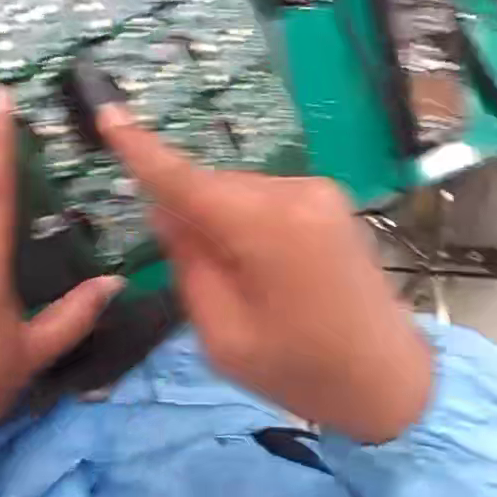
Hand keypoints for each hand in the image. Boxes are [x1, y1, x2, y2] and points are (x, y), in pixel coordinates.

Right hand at [97, 105, 430, 442]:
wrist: (389, 383)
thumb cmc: (299, 370)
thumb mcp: (221, 333)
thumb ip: (188, 263)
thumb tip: (166, 214)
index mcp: (266, 227)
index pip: (184, 180)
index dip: (140, 148)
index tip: (107, 113)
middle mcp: (294, 193)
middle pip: (209, 187)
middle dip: (184, 215)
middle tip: (190, 272)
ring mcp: (317, 193)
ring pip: (233, 192)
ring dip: (215, 222)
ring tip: (235, 281)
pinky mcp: (327, 202)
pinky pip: (260, 199)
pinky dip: (241, 223)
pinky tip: (257, 266)